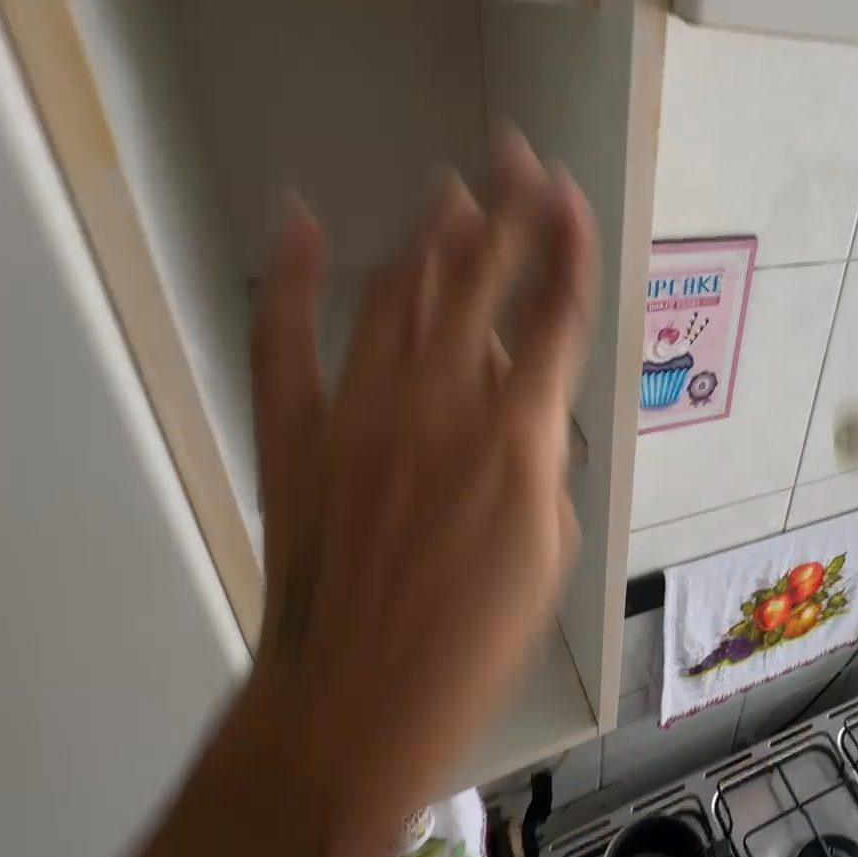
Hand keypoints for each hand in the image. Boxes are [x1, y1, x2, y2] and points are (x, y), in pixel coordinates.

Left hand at [250, 129, 596, 807]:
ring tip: (452, 189)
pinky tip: (300, 223)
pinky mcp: (297, 433)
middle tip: (518, 157)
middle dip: (505, 212)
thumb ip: (538, 459)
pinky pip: (285, 340)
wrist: (359, 699)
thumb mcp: (549, 545)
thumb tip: (521, 413)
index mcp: (514, 437)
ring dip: (428, 237)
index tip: (572, 201)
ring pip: (397, 297)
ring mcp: (360, 413)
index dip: (567, 252)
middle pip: (478, 284)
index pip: (554, 318)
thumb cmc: (478, 637)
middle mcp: (439, 405)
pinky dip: (289, 278)